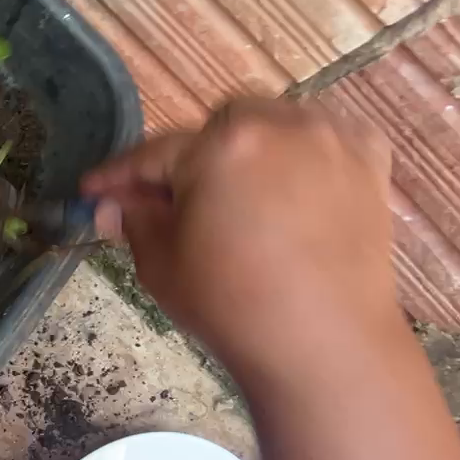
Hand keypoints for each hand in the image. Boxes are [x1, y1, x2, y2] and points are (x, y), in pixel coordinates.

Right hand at [83, 98, 403, 387]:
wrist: (319, 336)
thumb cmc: (226, 303)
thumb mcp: (160, 265)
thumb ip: (135, 221)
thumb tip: (114, 203)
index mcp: (218, 148)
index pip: (152, 154)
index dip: (116, 175)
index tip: (92, 189)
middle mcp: (278, 123)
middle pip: (221, 122)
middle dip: (193, 153)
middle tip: (177, 197)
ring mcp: (330, 136)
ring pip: (273, 123)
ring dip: (245, 151)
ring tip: (233, 197)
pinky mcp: (368, 158)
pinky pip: (318, 140)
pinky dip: (292, 159)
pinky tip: (282, 198)